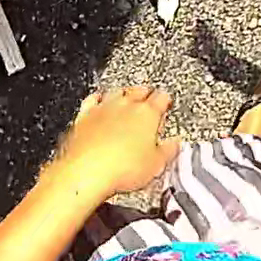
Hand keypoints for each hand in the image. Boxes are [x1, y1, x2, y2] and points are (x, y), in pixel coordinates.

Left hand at [44, 86, 180, 201]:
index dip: (165, 100)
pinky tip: (99, 101)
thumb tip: (175, 144)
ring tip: (127, 100)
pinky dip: (98, 99)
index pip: (161, 97)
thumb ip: (169, 150)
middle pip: (139, 90)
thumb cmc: (122, 168)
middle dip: (145, 94)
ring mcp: (104, 107)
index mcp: (147, 114)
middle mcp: (126, 104)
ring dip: (123, 95)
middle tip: (149, 100)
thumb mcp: (156, 165)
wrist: (87, 170)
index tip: (166, 103)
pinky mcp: (85, 115)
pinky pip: (93, 100)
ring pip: (117, 92)